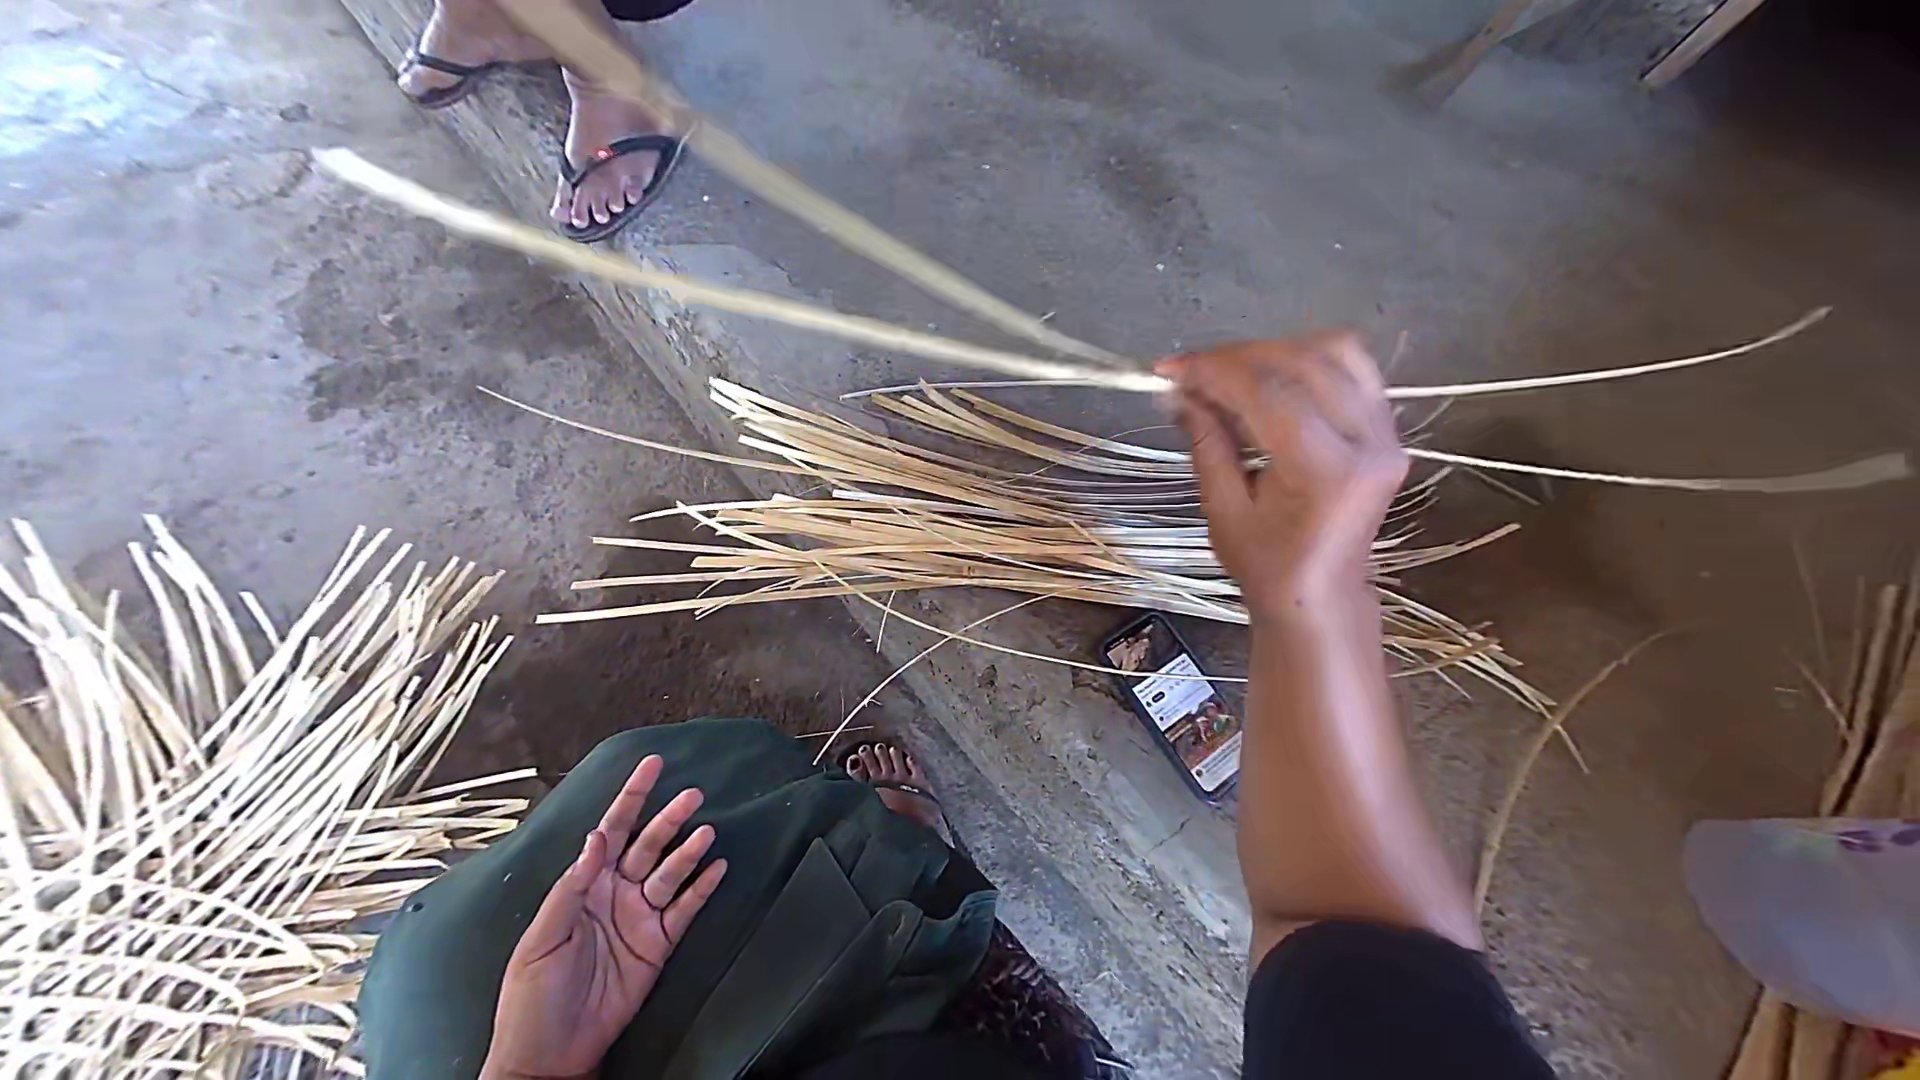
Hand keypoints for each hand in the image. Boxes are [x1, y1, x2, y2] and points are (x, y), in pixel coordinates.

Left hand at [481, 755, 727, 1079]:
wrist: (549, 1058)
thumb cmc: (531, 999)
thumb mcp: (541, 940)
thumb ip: (570, 887)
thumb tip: (594, 840)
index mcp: (586, 885)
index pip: (612, 830)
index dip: (632, 796)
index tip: (651, 765)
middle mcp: (618, 892)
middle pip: (649, 844)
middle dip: (669, 817)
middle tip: (692, 795)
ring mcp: (641, 915)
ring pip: (671, 871)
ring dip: (689, 851)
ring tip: (705, 833)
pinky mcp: (659, 942)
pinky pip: (686, 908)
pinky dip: (703, 887)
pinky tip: (717, 868)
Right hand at [1158, 334, 1405, 619]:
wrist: (1320, 594)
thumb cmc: (1267, 566)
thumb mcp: (1223, 511)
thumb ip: (1207, 443)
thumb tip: (1179, 394)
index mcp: (1327, 471)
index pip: (1269, 394)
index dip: (1215, 372)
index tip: (1170, 369)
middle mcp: (1368, 441)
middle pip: (1303, 363)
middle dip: (1237, 357)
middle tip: (1190, 369)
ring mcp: (1386, 431)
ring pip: (1333, 353)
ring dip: (1271, 352)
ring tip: (1225, 370)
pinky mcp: (1386, 428)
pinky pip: (1350, 369)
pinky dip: (1302, 360)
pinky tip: (1266, 376)